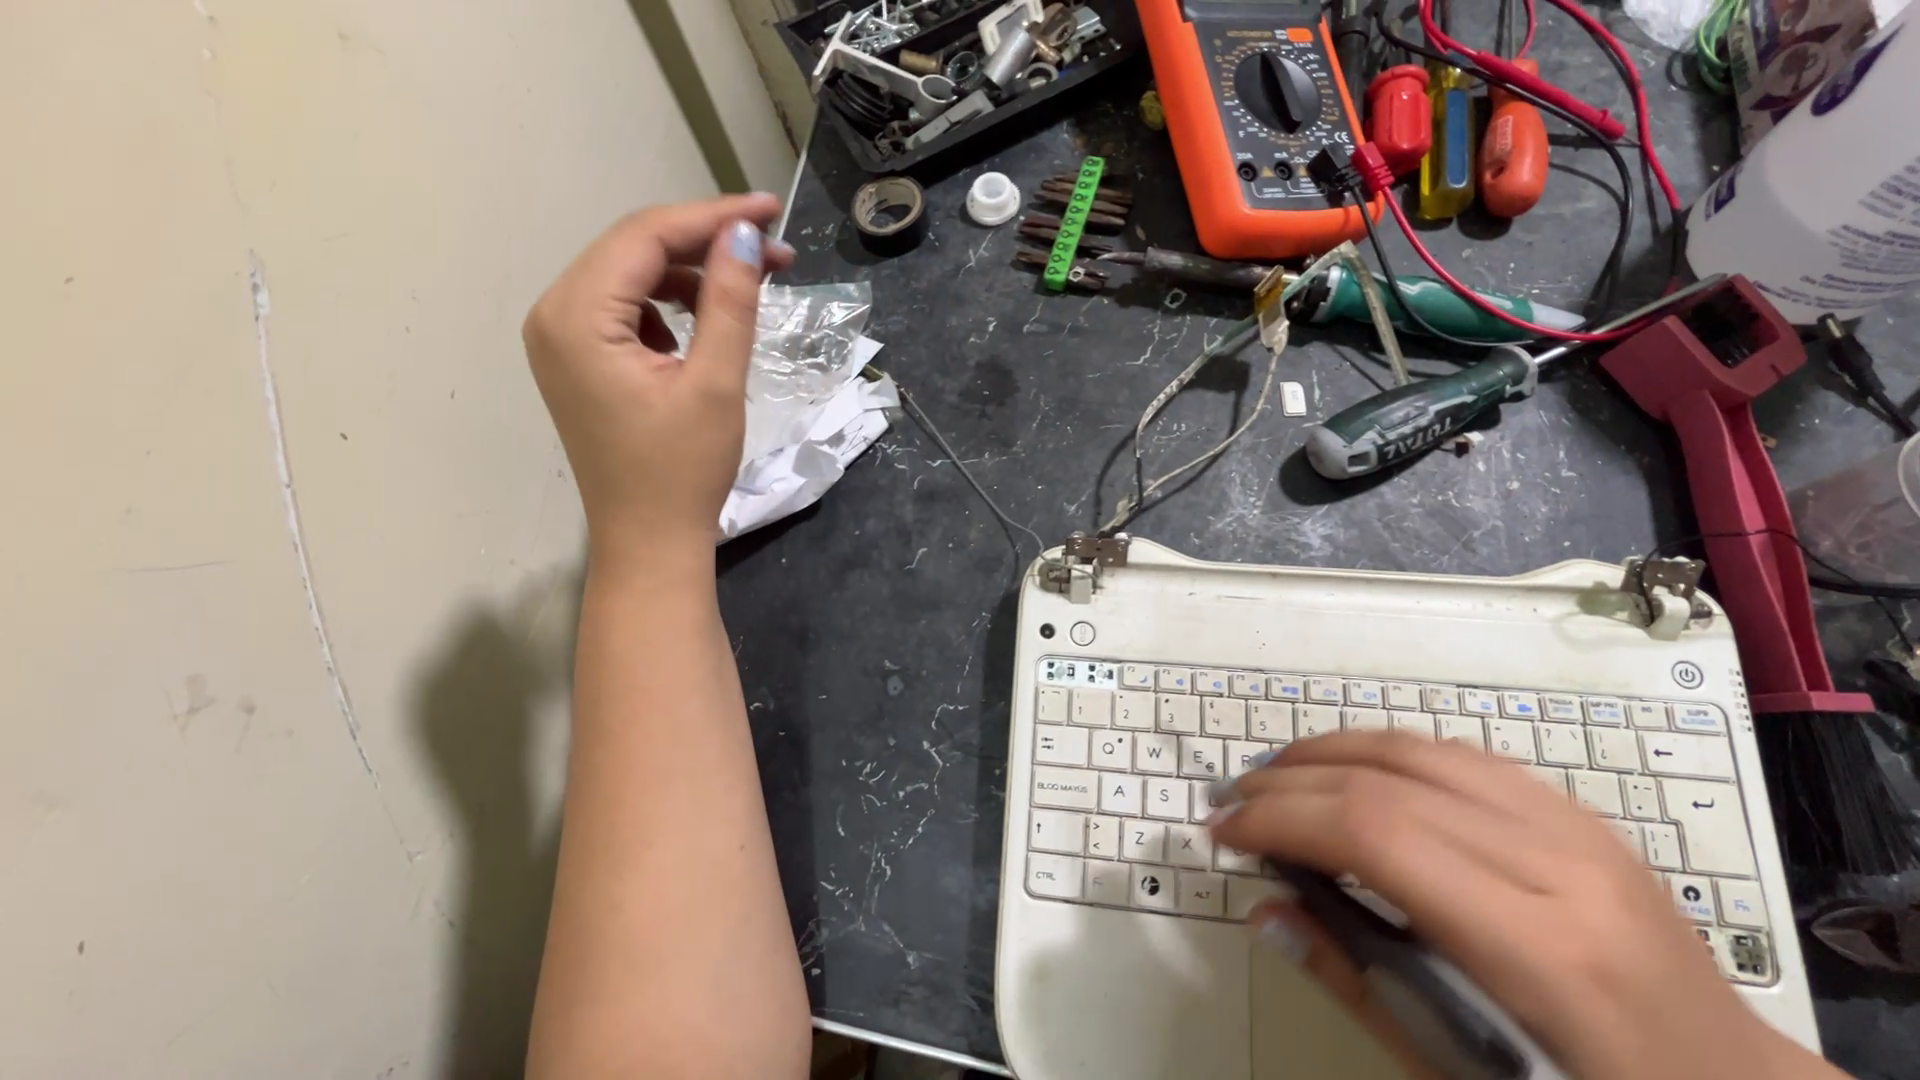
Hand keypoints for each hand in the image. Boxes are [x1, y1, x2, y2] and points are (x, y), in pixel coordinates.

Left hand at [523, 194, 795, 565]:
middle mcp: (554, 315)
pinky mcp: (579, 360)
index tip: (772, 211)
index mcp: (576, 317)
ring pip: (632, 276)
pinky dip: (671, 304)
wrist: (649, 543)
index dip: (713, 216)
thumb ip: (731, 301)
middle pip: (634, 249)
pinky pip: (627, 308)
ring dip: (692, 274)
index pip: (646, 237)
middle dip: (706, 243)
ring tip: (751, 287)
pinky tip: (708, 323)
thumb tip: (745, 235)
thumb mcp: (716, 383)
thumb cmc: (682, 472)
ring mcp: (561, 339)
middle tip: (775, 253)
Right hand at [1211, 732, 1834, 1079]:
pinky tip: (1351, 771)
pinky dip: (1387, 752)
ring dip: (1331, 751)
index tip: (1224, 831)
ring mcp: (1578, 827)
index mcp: (1536, 948)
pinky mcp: (1580, 813)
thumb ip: (1358, 984)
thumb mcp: (1462, 1070)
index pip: (1374, 835)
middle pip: (1389, 781)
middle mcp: (1560, 864)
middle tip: (1232, 801)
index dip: (1281, 818)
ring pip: (1422, 749)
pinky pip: (1462, 756)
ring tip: (1275, 774)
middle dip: (1290, 782)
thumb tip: (1266, 912)